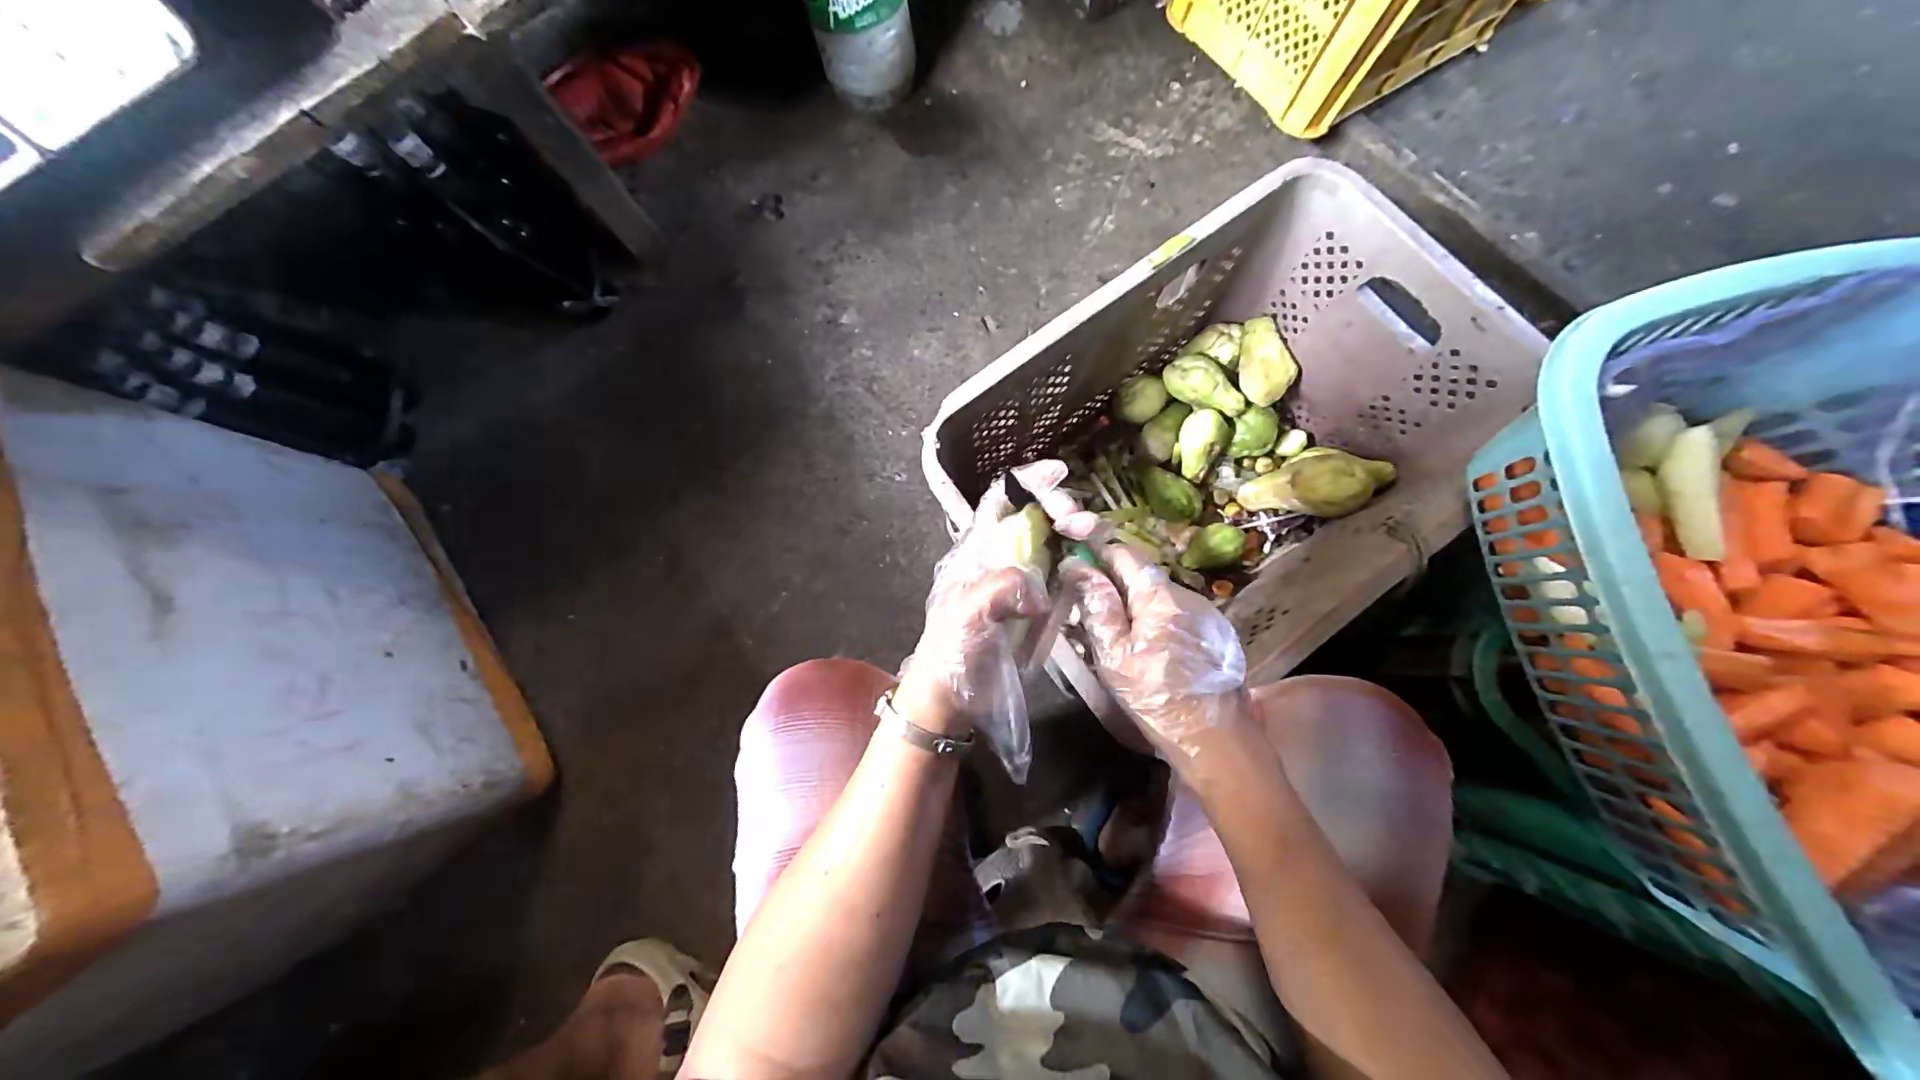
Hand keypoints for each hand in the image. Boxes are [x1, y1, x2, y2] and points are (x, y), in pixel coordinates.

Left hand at [898, 461, 1087, 729]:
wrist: (952, 699)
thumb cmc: (952, 652)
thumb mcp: (968, 614)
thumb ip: (1001, 589)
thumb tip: (1040, 592)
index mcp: (977, 551)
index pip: (1002, 501)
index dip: (1027, 481)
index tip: (1058, 474)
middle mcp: (1001, 559)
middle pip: (1035, 518)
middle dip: (1060, 509)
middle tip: (1081, 524)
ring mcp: (1021, 585)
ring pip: (1054, 545)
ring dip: (1075, 537)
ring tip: (1091, 538)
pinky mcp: (1037, 611)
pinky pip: (1064, 582)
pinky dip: (1080, 570)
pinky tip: (1091, 568)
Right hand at [1058, 542, 1248, 763]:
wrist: (1217, 739)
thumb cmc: (1157, 697)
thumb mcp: (1115, 655)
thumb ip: (1098, 606)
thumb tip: (1078, 566)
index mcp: (1161, 596)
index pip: (1126, 554)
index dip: (1099, 553)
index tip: (1078, 562)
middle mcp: (1189, 595)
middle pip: (1143, 578)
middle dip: (1114, 587)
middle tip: (1088, 611)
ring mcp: (1208, 615)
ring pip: (1161, 599)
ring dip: (1137, 608)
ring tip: (1118, 638)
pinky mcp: (1217, 636)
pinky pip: (1179, 617)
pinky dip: (1158, 624)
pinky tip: (1151, 652)